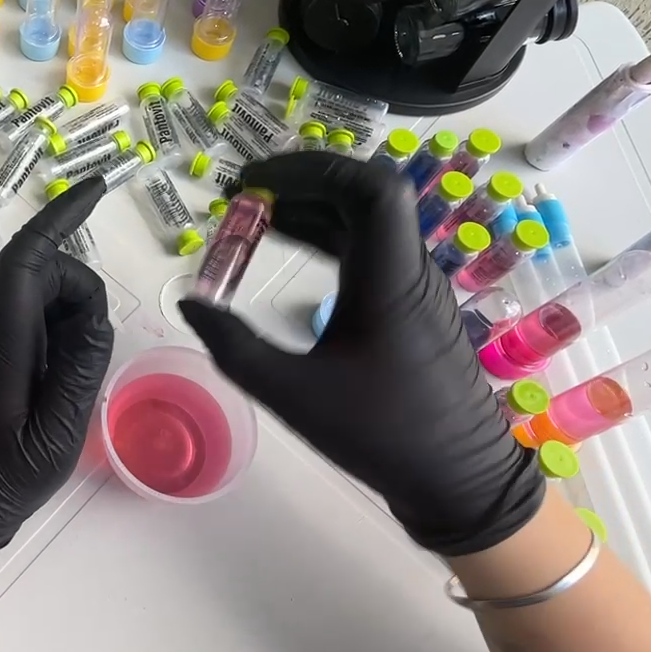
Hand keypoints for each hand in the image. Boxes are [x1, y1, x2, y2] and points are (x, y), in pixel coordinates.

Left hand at [0, 177, 114, 587]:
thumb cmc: (6, 475)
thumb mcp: (59, 431)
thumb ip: (80, 367)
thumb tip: (94, 314)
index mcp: (3, 340)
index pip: (28, 259)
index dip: (59, 218)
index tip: (96, 191)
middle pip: (40, 269)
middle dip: (78, 290)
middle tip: (88, 353)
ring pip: (37, 288)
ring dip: (69, 312)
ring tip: (71, 375)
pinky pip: (30, 310)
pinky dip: (57, 324)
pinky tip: (61, 368)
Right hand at [177, 153, 542, 555]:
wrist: (460, 482)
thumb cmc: (380, 435)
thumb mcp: (291, 394)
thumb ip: (233, 346)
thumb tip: (190, 305)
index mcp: (388, 279)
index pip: (369, 188)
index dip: (310, 169)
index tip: (255, 184)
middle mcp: (405, 269)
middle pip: (361, 193)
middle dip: (298, 181)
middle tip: (243, 193)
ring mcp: (410, 284)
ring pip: (360, 218)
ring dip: (307, 206)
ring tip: (251, 214)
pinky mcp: (405, 303)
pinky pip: (361, 247)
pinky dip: (320, 233)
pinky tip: (283, 242)